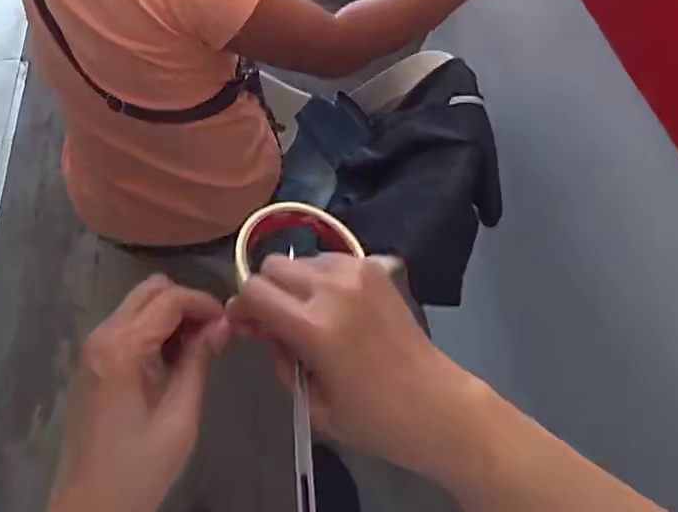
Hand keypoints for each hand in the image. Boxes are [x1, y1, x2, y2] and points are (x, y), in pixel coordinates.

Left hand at [51, 276, 232, 511]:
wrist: (87, 510)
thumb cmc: (136, 471)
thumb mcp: (179, 419)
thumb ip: (199, 362)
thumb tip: (222, 324)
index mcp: (121, 347)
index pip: (169, 299)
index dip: (203, 302)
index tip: (227, 321)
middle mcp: (101, 334)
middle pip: (151, 289)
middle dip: (185, 302)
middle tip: (211, 332)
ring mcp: (92, 344)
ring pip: (139, 302)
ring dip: (169, 313)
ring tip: (195, 345)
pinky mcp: (91, 358)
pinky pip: (127, 321)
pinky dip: (152, 326)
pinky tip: (169, 356)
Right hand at [228, 255, 477, 477]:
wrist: (436, 402)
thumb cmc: (373, 418)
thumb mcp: (313, 404)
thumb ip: (277, 358)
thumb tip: (256, 326)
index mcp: (315, 326)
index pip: (255, 290)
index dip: (242, 307)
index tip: (245, 324)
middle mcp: (332, 287)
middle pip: (272, 265)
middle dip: (266, 291)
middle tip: (276, 320)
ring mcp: (354, 270)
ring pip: (299, 259)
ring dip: (294, 282)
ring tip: (310, 313)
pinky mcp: (371, 265)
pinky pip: (327, 258)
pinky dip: (320, 277)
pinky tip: (334, 305)